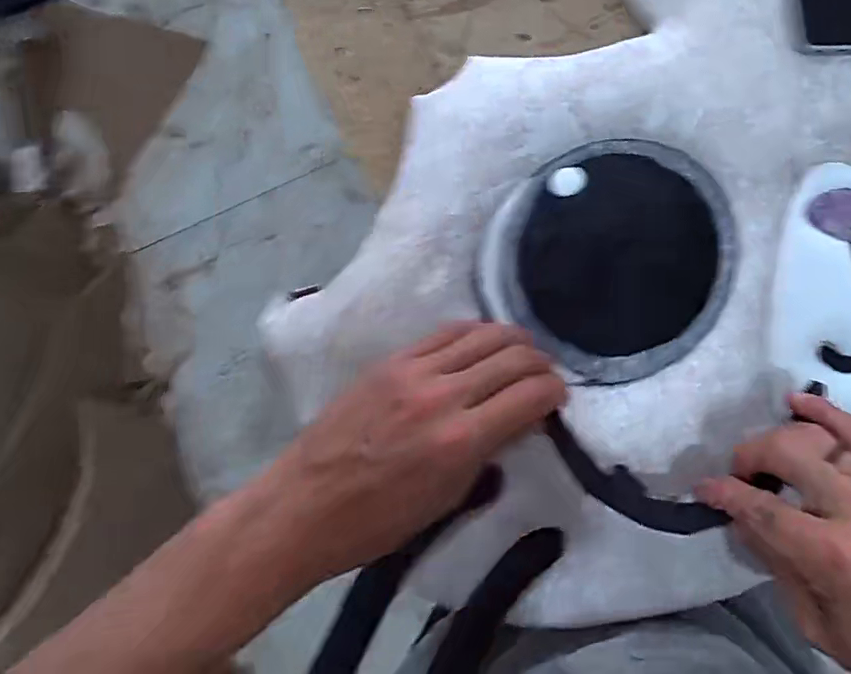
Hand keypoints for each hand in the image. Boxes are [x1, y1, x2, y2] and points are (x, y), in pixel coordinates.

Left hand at [244, 322, 565, 585]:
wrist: (294, 513)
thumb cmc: (375, 521)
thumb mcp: (449, 496)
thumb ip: (493, 448)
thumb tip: (525, 415)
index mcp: (460, 440)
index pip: (534, 393)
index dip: (557, 392)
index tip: (557, 399)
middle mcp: (444, 397)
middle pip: (519, 356)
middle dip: (543, 365)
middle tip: (542, 378)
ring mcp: (416, 372)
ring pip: (491, 333)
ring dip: (517, 342)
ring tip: (520, 355)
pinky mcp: (393, 360)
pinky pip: (452, 330)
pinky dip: (480, 333)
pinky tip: (484, 345)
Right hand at [696, 395, 850, 673]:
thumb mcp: (814, 621)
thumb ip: (777, 564)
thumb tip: (742, 519)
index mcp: (833, 553)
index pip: (767, 511)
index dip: (729, 495)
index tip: (703, 487)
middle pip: (790, 454)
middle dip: (752, 455)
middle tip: (737, 472)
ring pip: (818, 436)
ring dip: (783, 436)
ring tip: (764, 453)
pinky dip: (824, 409)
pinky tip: (797, 400)